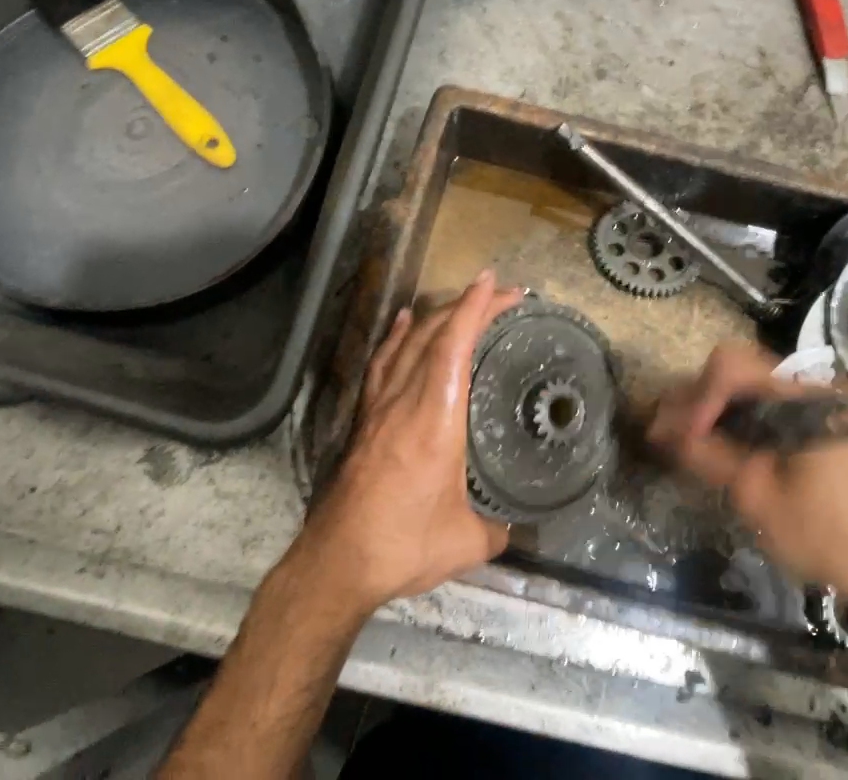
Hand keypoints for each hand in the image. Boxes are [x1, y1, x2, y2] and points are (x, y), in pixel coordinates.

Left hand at [291, 270, 522, 612]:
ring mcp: (379, 409)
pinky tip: (405, 323)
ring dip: (437, 316)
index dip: (474, 310)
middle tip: (502, 296)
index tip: (495, 284)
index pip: (453, 348)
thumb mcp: (467, 542)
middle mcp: (404, 403)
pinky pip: (382, 364)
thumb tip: (508, 522)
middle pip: (433, 336)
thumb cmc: (405, 546)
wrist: (339, 562)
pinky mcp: (364, 422)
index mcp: (435, 422)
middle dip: (468, 306)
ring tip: (464, 301)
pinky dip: (397, 338)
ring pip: (407, 345)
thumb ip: (495, 527)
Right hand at [649, 340, 847, 601]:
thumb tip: (661, 428)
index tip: (682, 436)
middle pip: (740, 371)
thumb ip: (707, 455)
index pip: (730, 366)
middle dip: (699, 400)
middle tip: (667, 434)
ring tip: (685, 441)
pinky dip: (743, 420)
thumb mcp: (756, 497)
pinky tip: (720, 445)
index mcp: (803, 400)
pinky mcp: (825, 423)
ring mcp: (823, 405)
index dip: (697, 396)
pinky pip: (773, 406)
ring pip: (754, 388)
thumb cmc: (822, 536)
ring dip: (717, 410)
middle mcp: (814, 390)